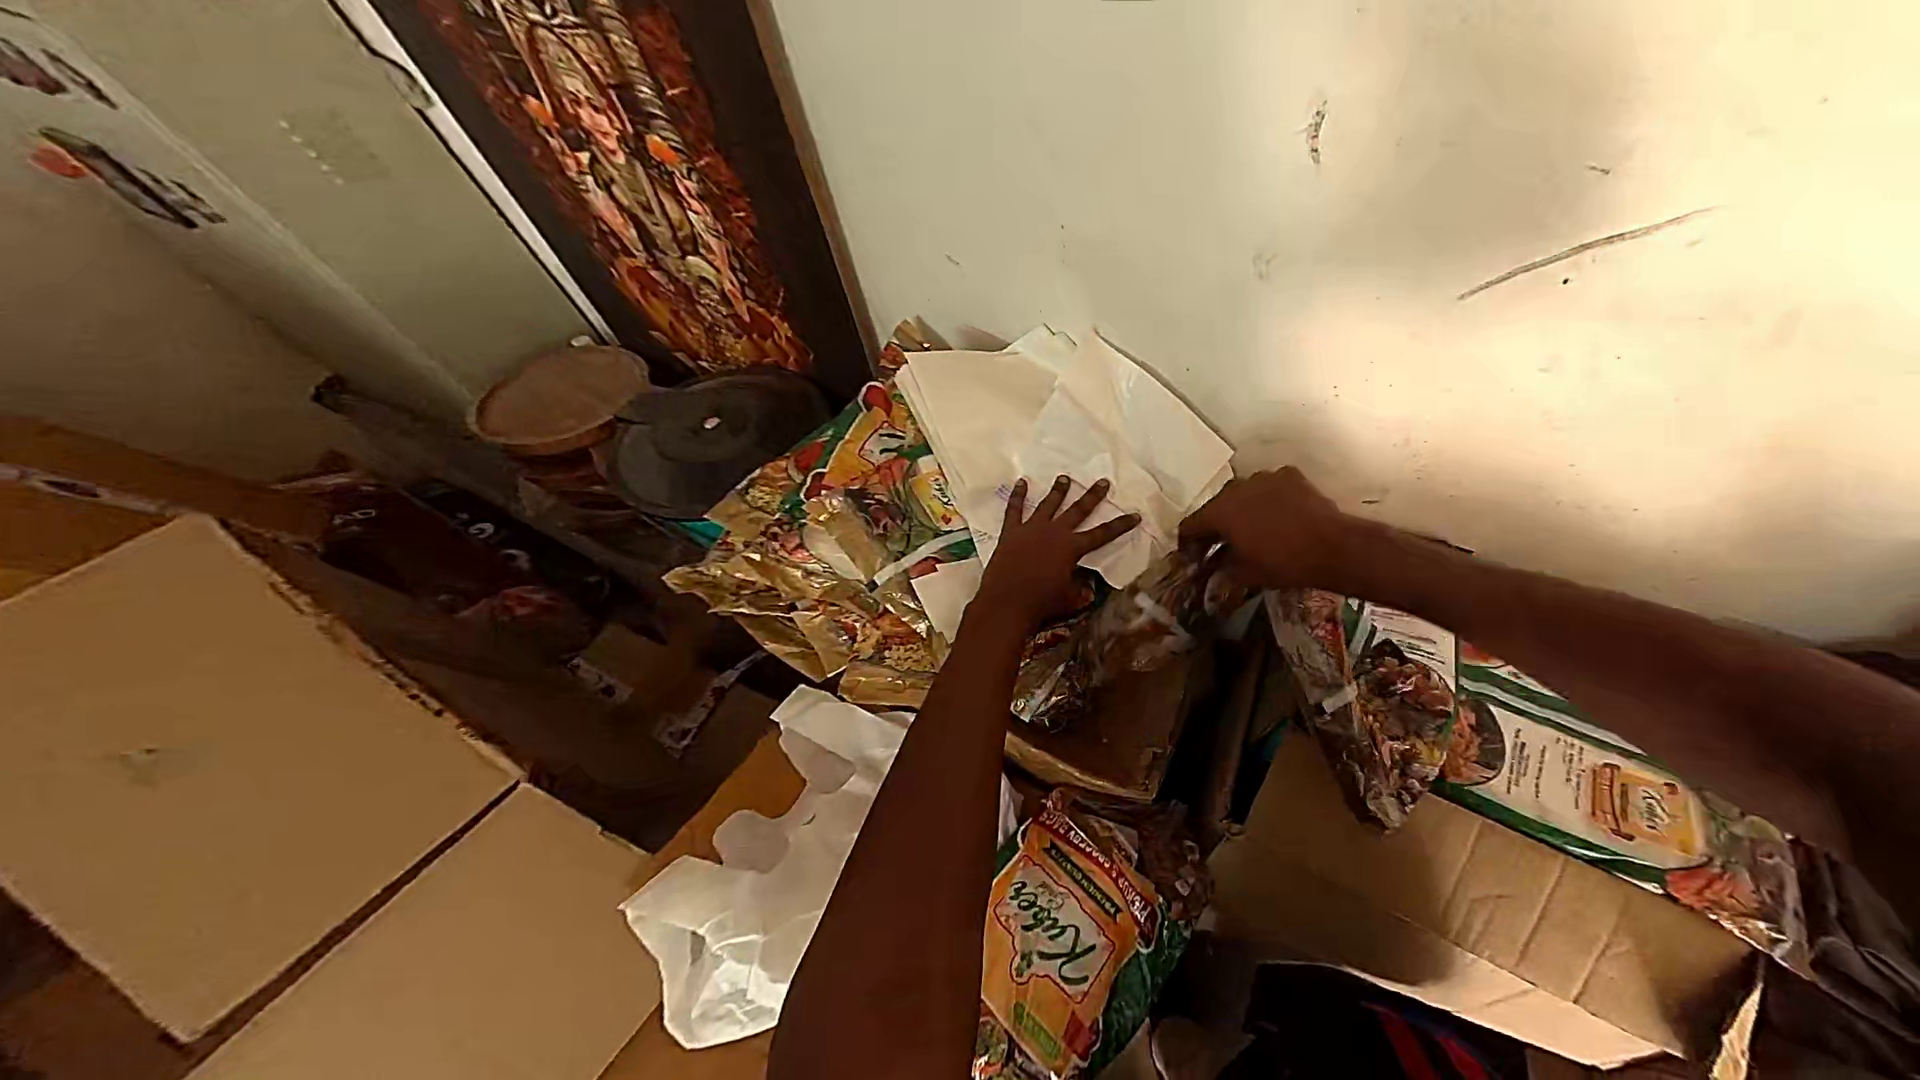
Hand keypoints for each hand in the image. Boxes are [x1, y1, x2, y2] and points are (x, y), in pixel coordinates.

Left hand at [975, 475, 1139, 630]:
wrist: (1007, 601)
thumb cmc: (1041, 602)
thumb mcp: (1068, 600)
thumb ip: (1080, 592)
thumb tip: (1089, 592)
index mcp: (1072, 548)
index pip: (1102, 534)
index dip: (1119, 525)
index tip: (1134, 515)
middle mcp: (1054, 532)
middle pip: (1077, 510)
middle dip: (1092, 496)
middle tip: (1102, 482)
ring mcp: (1031, 529)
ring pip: (1048, 504)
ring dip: (1058, 491)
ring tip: (1065, 478)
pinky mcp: (1011, 532)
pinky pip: (1014, 509)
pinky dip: (1018, 495)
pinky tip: (1021, 482)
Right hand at [1177, 466, 1371, 589]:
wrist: (1334, 547)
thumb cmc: (1282, 563)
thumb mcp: (1243, 573)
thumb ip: (1220, 568)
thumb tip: (1212, 567)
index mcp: (1218, 512)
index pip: (1190, 526)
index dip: (1188, 544)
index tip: (1193, 558)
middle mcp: (1235, 488)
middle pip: (1215, 507)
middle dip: (1216, 526)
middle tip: (1222, 546)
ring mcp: (1263, 478)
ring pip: (1242, 494)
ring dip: (1242, 510)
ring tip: (1253, 529)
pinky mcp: (1289, 476)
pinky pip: (1269, 487)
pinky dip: (1268, 500)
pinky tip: (1278, 515)